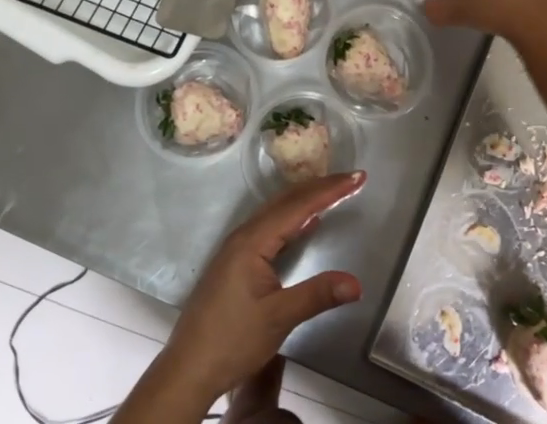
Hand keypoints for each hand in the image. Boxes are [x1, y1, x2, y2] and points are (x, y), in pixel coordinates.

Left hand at [158, 172, 365, 403]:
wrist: (188, 370)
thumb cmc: (232, 341)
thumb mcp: (278, 318)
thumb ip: (317, 295)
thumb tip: (357, 283)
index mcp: (252, 242)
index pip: (297, 206)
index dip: (330, 190)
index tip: (358, 177)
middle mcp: (242, 237)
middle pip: (285, 202)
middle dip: (320, 188)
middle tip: (352, 179)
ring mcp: (236, 249)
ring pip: (276, 213)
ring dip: (306, 200)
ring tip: (334, 193)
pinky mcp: (235, 263)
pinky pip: (269, 228)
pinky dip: (292, 218)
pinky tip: (305, 224)